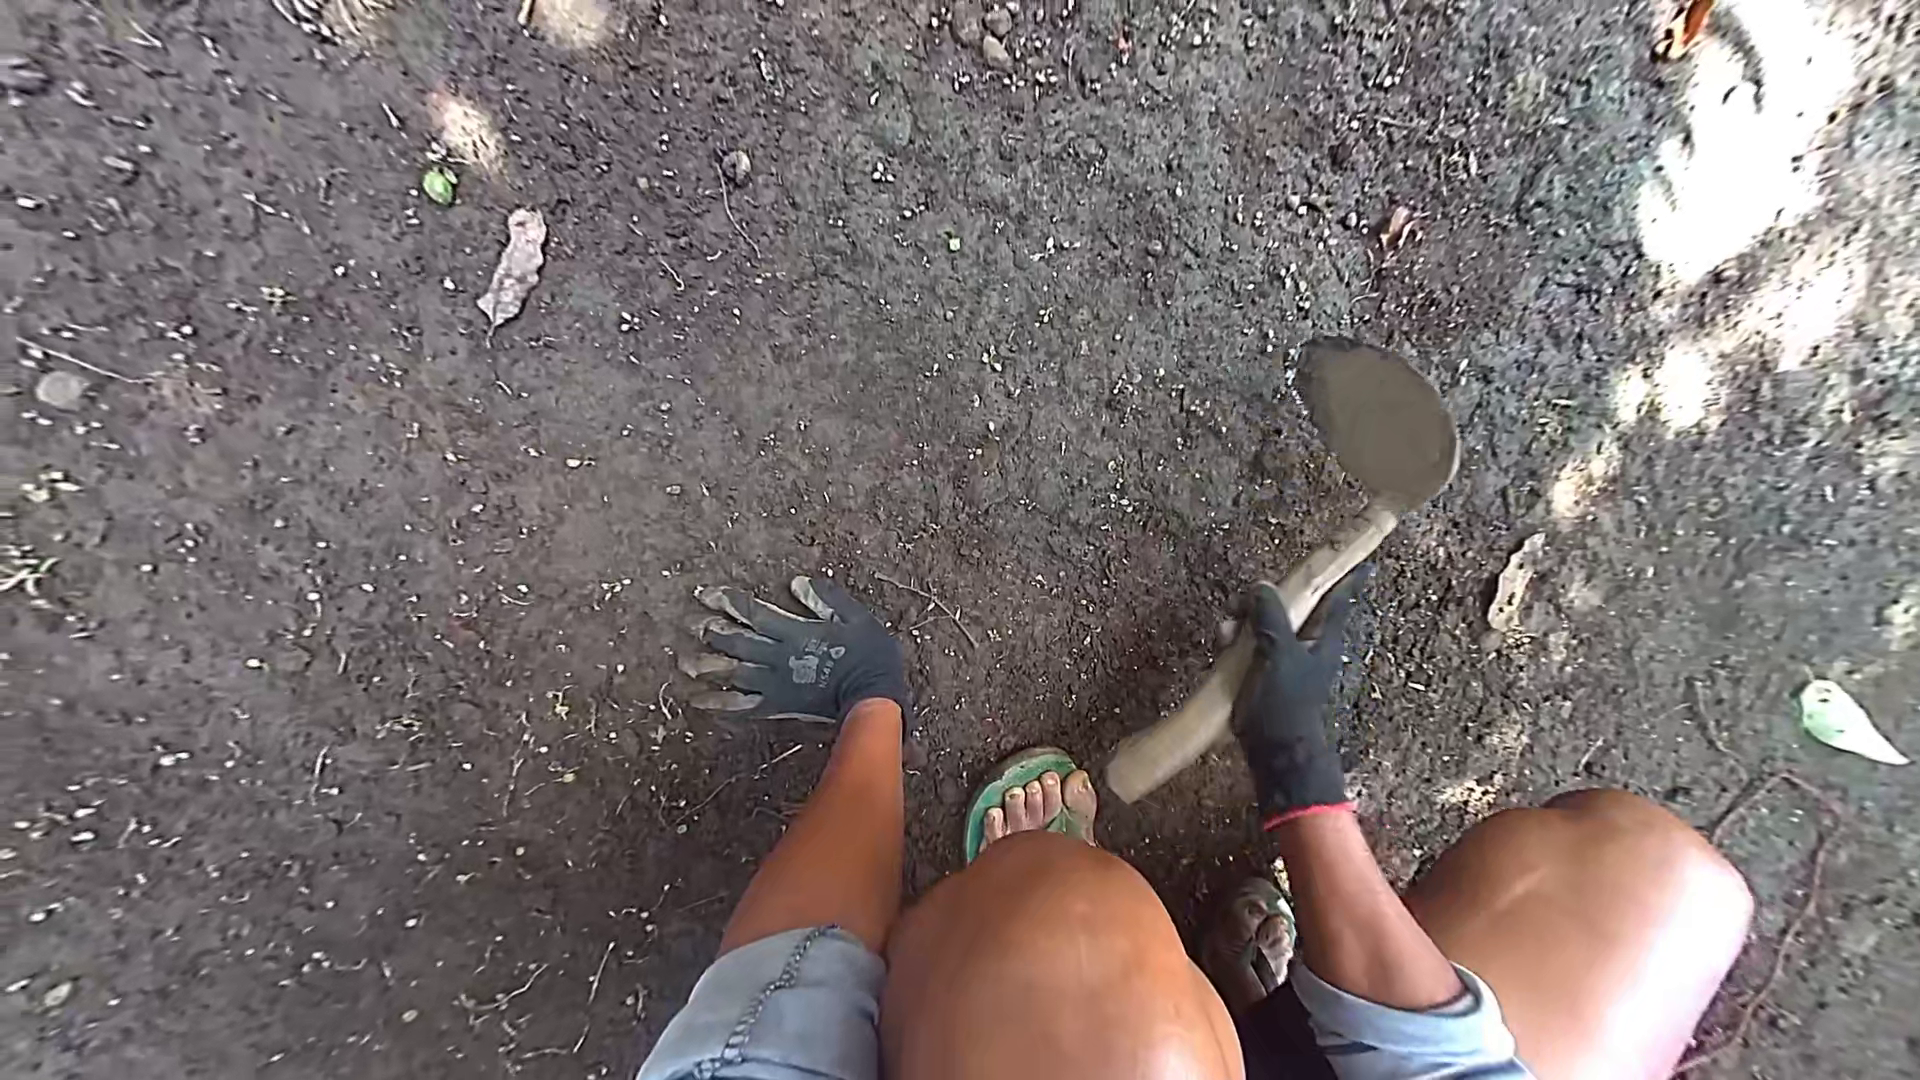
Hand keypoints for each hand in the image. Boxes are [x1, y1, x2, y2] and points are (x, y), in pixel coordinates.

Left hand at [679, 576, 909, 722]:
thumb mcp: (856, 617)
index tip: (706, 594)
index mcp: (797, 632)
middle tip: (690, 624)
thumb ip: (826, 599)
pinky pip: (742, 705)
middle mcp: (779, 656)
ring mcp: (776, 683)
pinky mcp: (778, 705)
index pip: (755, 613)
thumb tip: (796, 583)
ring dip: (708, 666)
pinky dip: (720, 703)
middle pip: (737, 642)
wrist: (873, 698)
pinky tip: (701, 700)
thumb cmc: (869, 655)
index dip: (729, 603)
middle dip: (711, 632)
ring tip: (685, 662)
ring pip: (733, 673)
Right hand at [1230, 565, 1371, 827]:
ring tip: (1226, 632)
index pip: (1338, 599)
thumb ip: (1271, 616)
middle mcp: (1305, 643)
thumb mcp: (1278, 652)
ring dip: (1242, 622)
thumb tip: (1261, 586)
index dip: (1348, 579)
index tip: (1363, 562)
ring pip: (1262, 622)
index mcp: (1322, 637)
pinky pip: (1246, 643)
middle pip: (1288, 605)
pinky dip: (1234, 640)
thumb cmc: (1284, 700)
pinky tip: (1222, 645)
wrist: (1272, 746)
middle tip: (1240, 605)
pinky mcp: (1261, 671)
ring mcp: (1283, 657)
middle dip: (1262, 600)